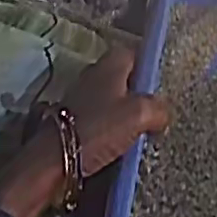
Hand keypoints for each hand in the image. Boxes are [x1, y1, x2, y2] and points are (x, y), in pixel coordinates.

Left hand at [0, 45, 170, 216]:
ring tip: (133, 134)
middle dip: (138, 95)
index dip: (151, 71)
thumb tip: (163, 113)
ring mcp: (80, 94)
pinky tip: (113, 145)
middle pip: (126, 78)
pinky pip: (98, 117)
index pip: (140, 54)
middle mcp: (95, 70)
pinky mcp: (70, 117)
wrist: (52, 162)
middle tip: (150, 114)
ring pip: (111, 99)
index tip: (160, 90)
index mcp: (113, 60)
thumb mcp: (139, 114)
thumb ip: (158, 108)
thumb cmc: (99, 128)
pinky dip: (106, 128)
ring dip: (121, 114)